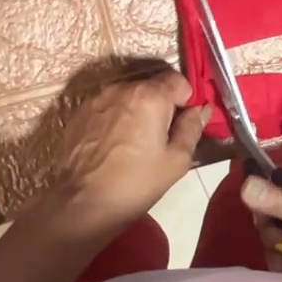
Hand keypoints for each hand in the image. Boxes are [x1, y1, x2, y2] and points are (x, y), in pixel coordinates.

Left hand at [39, 71, 209, 239]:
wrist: (85, 202)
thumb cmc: (137, 183)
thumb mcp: (176, 160)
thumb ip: (192, 128)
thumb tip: (202, 109)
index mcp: (150, 96)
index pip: (177, 80)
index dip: (185, 100)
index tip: (183, 123)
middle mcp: (122, 88)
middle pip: (151, 86)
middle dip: (161, 105)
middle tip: (161, 137)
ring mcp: (97, 99)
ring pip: (128, 96)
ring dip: (137, 111)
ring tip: (135, 142)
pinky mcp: (79, 113)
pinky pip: (107, 107)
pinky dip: (115, 118)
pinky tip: (114, 145)